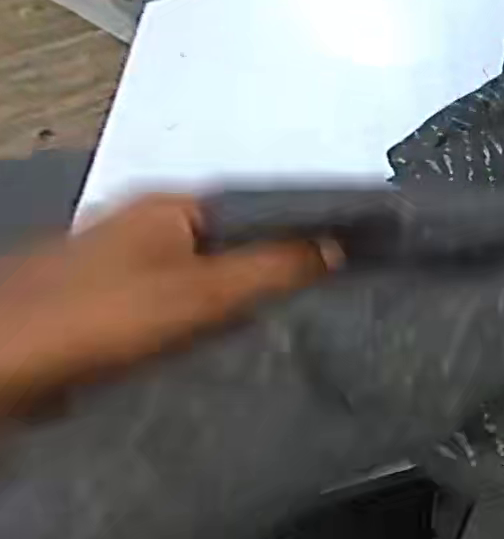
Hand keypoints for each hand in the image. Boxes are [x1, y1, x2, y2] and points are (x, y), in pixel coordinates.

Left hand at [0, 195, 339, 417]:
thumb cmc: (104, 318)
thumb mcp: (212, 289)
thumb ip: (285, 264)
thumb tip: (343, 247)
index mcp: (170, 207)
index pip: (268, 207)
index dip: (316, 227)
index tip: (363, 252)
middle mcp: (149, 226)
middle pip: (246, 240)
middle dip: (289, 263)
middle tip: (340, 286)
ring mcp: (130, 264)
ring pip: (221, 272)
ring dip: (254, 292)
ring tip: (302, 311)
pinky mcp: (118, 302)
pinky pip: (194, 300)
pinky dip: (221, 313)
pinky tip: (242, 331)